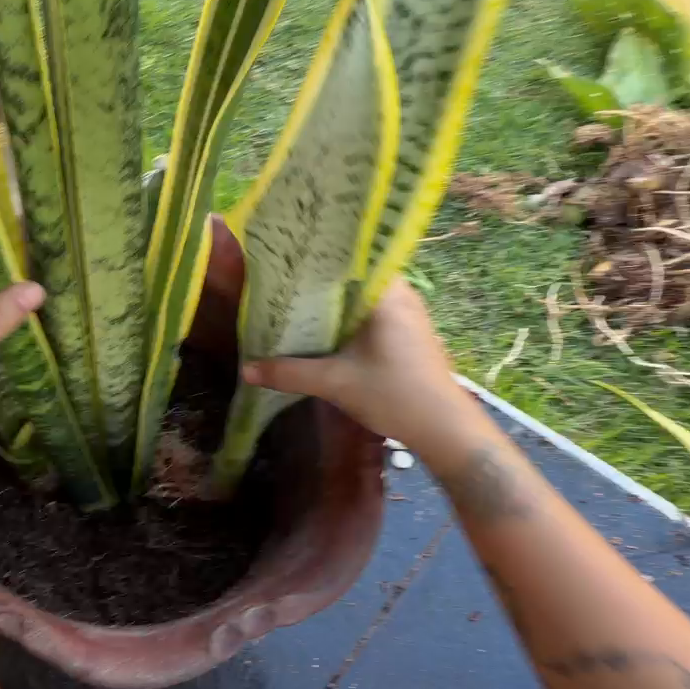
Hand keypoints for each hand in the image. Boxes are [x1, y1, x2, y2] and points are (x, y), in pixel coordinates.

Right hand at [240, 281, 476, 454]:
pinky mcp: (405, 335)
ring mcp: (405, 316)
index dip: (315, 261)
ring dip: (329, 306)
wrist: (442, 429)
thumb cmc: (394, 394)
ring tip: (291, 308)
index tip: (285, 264)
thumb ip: (289, 372)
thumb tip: (246, 370)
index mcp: (386, 294)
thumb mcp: (334, 382)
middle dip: (316, 286)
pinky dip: (343, 322)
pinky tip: (319, 334)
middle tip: (279, 288)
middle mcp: (400, 296)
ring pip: (358, 300)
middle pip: (350, 280)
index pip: (348, 260)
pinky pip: (367, 317)